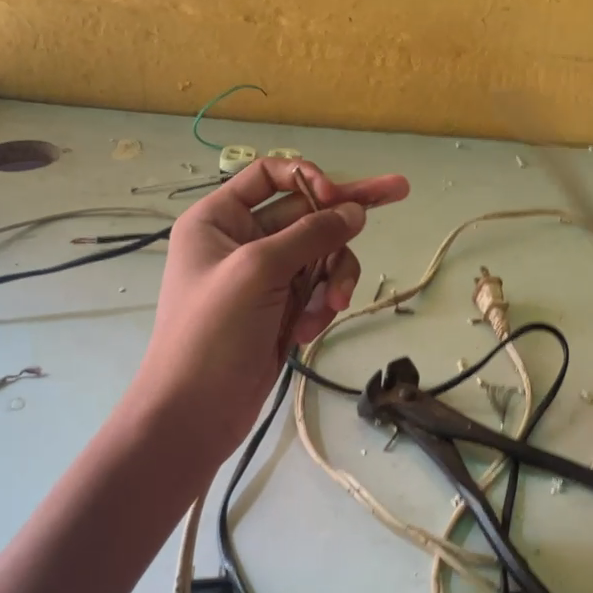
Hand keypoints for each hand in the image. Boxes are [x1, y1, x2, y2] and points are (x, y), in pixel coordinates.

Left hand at [131, 159, 409, 453]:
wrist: (191, 417)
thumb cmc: (211, 333)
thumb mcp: (259, 270)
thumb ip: (312, 234)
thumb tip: (356, 211)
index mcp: (218, 219)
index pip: (270, 176)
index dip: (308, 179)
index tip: (339, 197)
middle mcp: (241, 240)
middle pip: (307, 214)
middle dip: (344, 223)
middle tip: (401, 189)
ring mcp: (265, 276)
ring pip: (322, 254)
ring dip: (333, 278)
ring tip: (332, 307)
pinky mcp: (282, 308)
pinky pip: (319, 288)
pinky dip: (322, 305)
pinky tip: (309, 330)